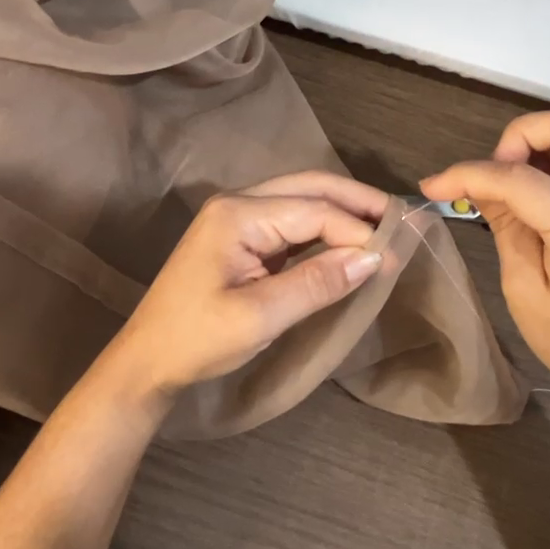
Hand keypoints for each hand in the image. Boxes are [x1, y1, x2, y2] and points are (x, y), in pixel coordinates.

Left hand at [104, 171, 387, 401]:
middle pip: (310, 187)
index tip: (395, 255)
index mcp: (238, 215)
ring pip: (301, 200)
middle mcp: (238, 204)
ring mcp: (236, 219)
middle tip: (402, 221)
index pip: (315, 210)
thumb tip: (373, 257)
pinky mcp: (239, 239)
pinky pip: (289, 222)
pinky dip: (321, 230)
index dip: (358, 231)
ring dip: (342, 213)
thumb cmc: (197, 339)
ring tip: (384, 230)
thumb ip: (318, 282)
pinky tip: (346, 244)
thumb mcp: (261, 316)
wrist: (147, 361)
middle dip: (357, 202)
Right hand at [421, 108, 549, 409]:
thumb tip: (476, 185)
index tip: (434, 184)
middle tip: (499, 173)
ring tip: (514, 184)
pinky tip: (536, 196)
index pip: (520, 176)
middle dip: (525, 135)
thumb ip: (504, 224)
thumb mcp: (524, 288)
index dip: (470, 173)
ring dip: (545, 144)